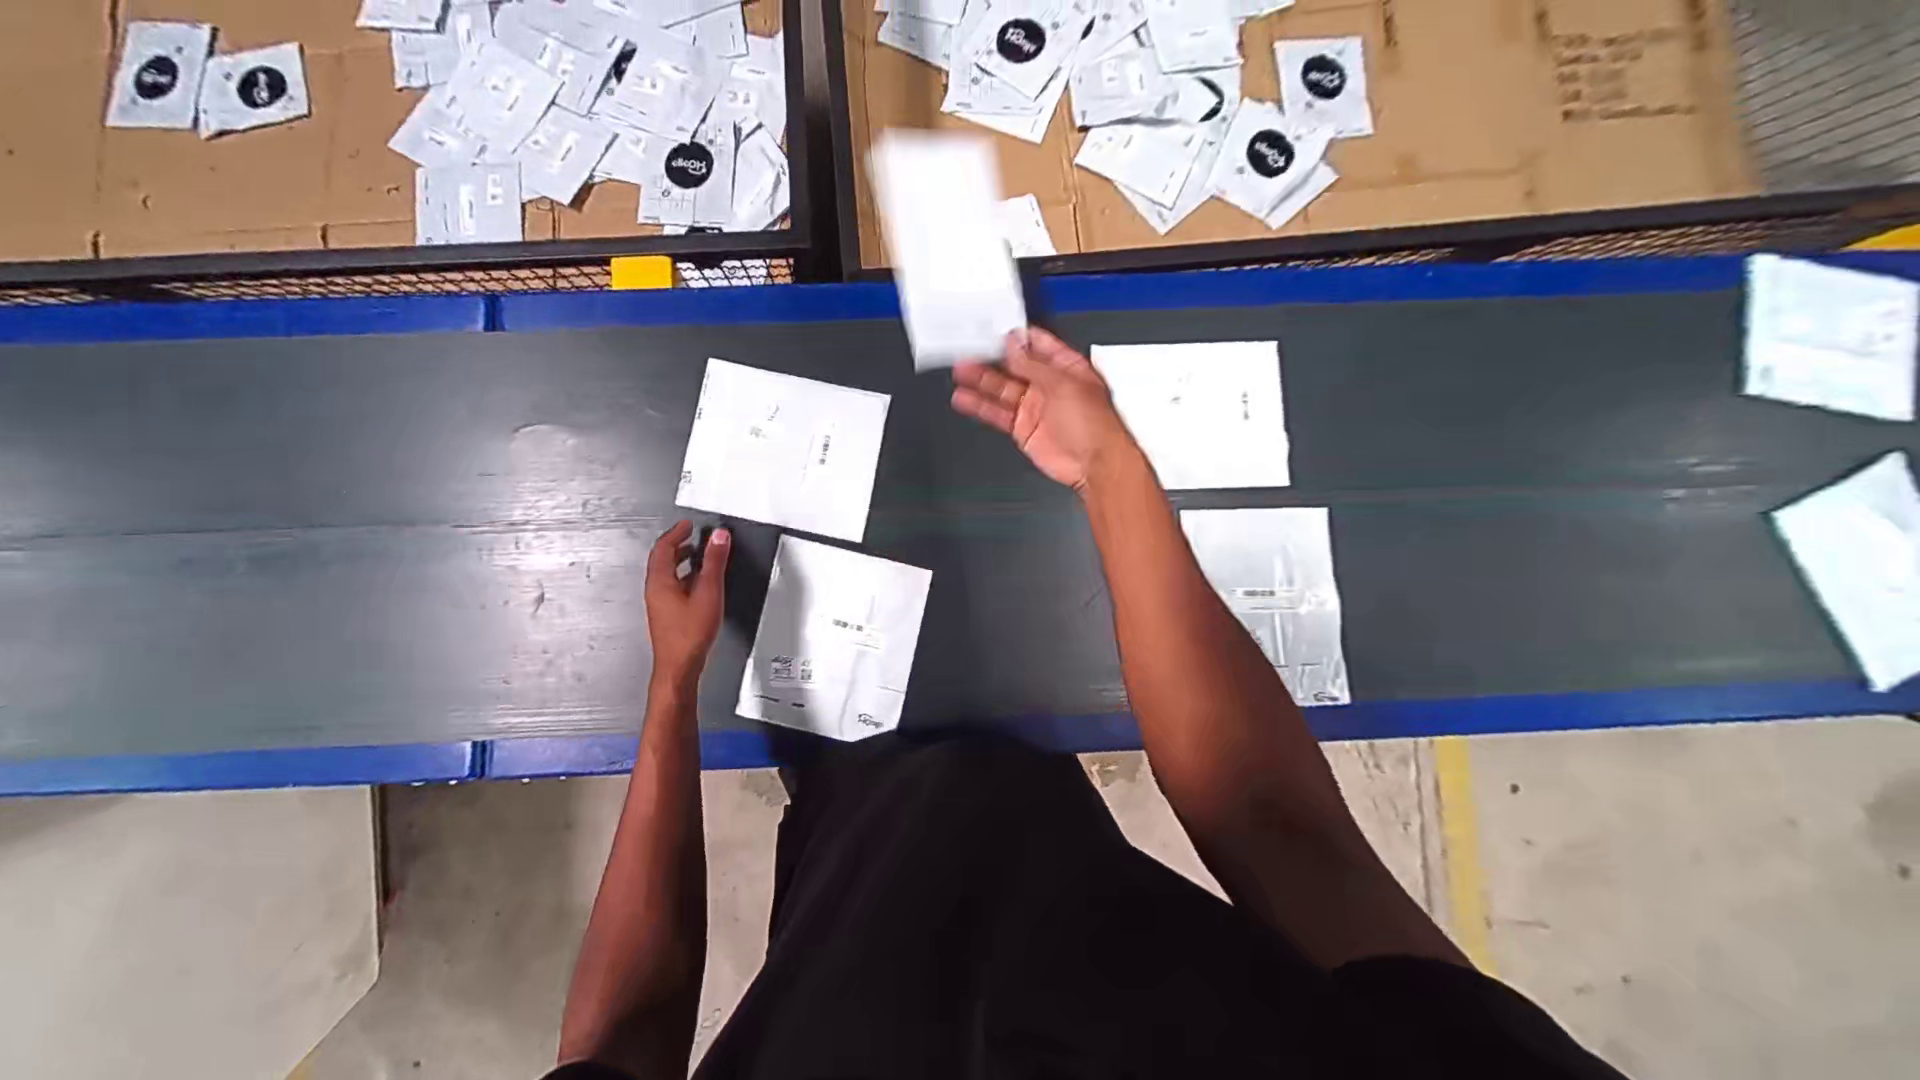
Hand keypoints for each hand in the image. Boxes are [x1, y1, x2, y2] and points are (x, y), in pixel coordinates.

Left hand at [645, 520, 729, 687]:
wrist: (680, 665)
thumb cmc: (690, 634)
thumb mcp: (709, 592)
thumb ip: (714, 562)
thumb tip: (718, 538)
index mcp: (660, 581)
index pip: (663, 547)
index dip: (676, 532)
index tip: (687, 525)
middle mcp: (655, 591)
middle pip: (661, 560)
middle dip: (677, 544)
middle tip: (690, 536)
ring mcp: (659, 604)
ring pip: (666, 574)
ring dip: (681, 561)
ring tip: (697, 556)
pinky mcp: (666, 614)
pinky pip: (671, 587)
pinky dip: (683, 576)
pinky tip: (698, 584)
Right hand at [950, 327, 1137, 491]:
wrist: (1094, 465)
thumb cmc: (1096, 426)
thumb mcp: (1064, 384)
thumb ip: (1034, 365)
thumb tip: (1014, 347)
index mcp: (1067, 368)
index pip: (1037, 345)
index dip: (1016, 338)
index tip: (995, 330)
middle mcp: (1049, 386)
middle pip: (1015, 366)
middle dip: (993, 358)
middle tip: (970, 349)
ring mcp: (1035, 407)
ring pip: (1002, 389)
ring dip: (981, 380)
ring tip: (961, 371)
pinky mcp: (1023, 428)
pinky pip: (998, 413)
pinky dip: (980, 406)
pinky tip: (965, 398)